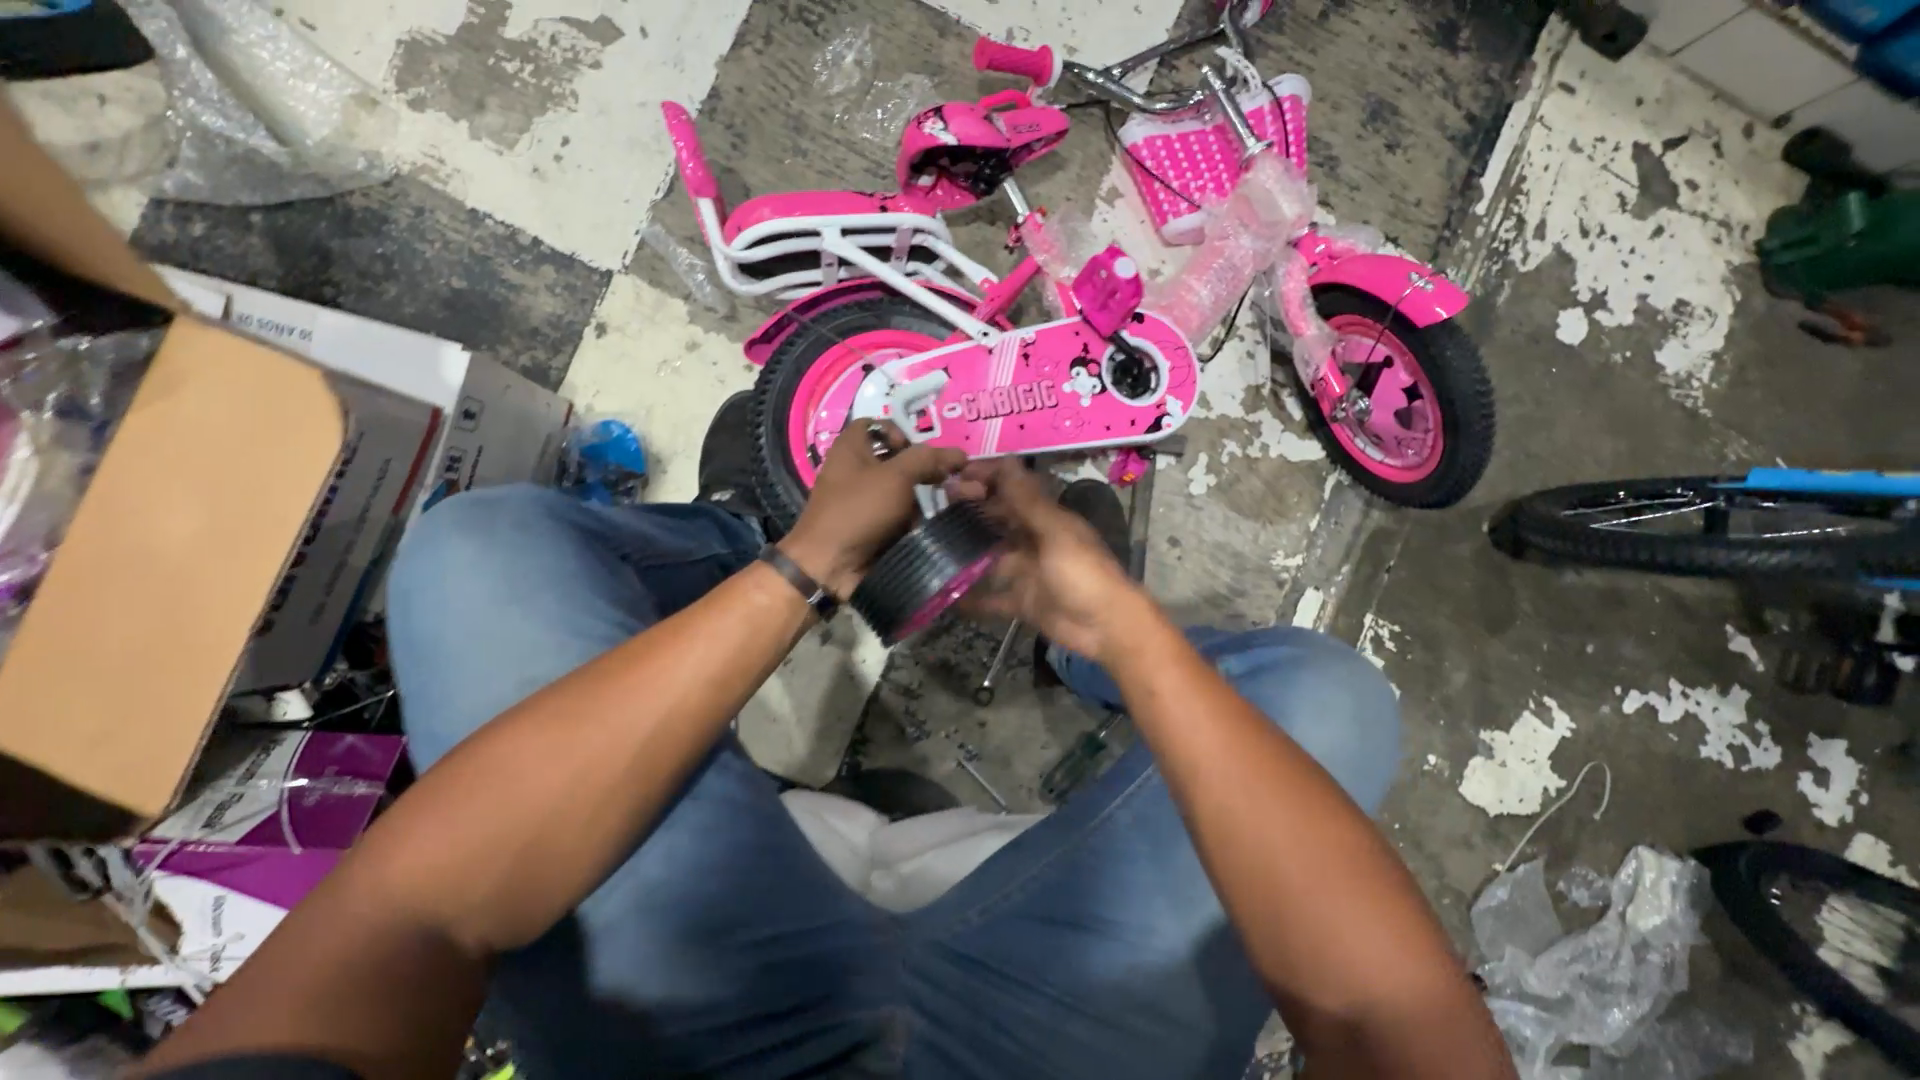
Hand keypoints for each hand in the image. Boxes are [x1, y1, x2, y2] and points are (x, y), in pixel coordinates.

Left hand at [778, 421, 966, 597]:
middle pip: (898, 461)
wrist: (831, 566)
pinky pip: (904, 518)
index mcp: (851, 449)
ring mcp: (866, 503)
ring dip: (931, 497)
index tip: (914, 448)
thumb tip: (957, 454)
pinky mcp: (876, 530)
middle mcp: (857, 472)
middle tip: (953, 479)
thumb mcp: (895, 476)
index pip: (874, 425)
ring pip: (907, 492)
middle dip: (929, 469)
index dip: (897, 431)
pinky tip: (943, 524)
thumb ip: (926, 459)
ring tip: (961, 503)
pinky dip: (922, 520)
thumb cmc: (858, 509)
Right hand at [956, 460, 1153, 662]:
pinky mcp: (1022, 601)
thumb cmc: (1083, 573)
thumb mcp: (1055, 532)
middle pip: (998, 519)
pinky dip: (972, 597)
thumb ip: (1027, 501)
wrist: (1106, 626)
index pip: (1013, 488)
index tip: (956, 477)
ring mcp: (1027, 572)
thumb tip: (1007, 460)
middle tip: (936, 507)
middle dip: (971, 510)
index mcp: (1046, 518)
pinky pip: (992, 598)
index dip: (987, 478)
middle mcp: (1033, 540)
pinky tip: (946, 594)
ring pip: (991, 556)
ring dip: (967, 549)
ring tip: (932, 543)